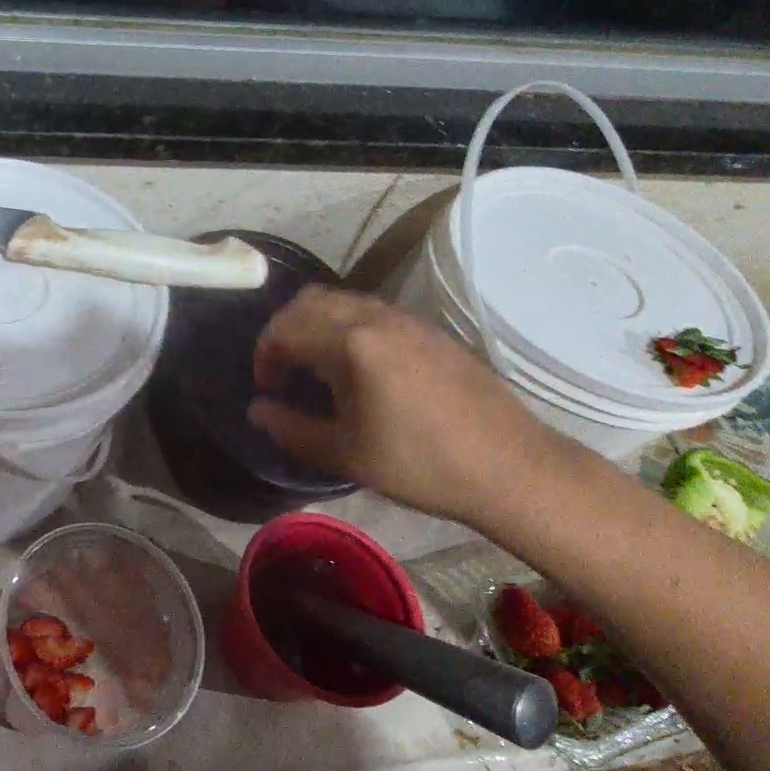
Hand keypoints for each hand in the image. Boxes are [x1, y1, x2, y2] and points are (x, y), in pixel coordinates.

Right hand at [248, 286, 569, 523]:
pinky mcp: (431, 332)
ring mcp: (408, 321)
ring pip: (342, 301)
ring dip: (316, 326)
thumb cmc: (421, 464)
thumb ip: (290, 428)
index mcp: (351, 344)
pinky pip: (372, 312)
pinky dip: (347, 327)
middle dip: (284, 332)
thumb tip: (257, 410)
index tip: (268, 391)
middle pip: (309, 302)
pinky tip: (359, 369)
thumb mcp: (344, 453)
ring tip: (318, 369)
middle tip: (284, 373)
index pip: (285, 329)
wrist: (512, 469)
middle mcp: (376, 319)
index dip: (265, 356)